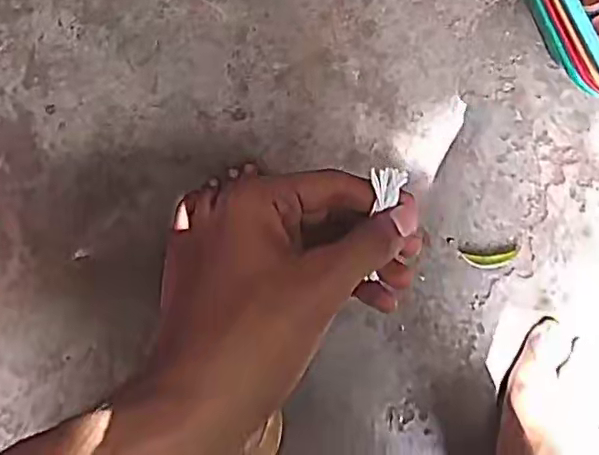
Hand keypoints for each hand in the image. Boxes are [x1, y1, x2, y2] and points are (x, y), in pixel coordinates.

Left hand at [113, 168, 422, 450]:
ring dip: (350, 262)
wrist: (192, 411)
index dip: (377, 204)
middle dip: (367, 240)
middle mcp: (232, 210)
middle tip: (404, 257)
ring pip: (302, 240)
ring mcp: (225, 244)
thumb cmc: (245, 346)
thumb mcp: (321, 286)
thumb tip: (400, 216)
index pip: (328, 187)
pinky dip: (319, 277)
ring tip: (391, 284)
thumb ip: (368, 244)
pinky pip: (282, 262)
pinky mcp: (226, 277)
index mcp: (249, 199)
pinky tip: (358, 296)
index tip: (407, 219)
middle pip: (317, 213)